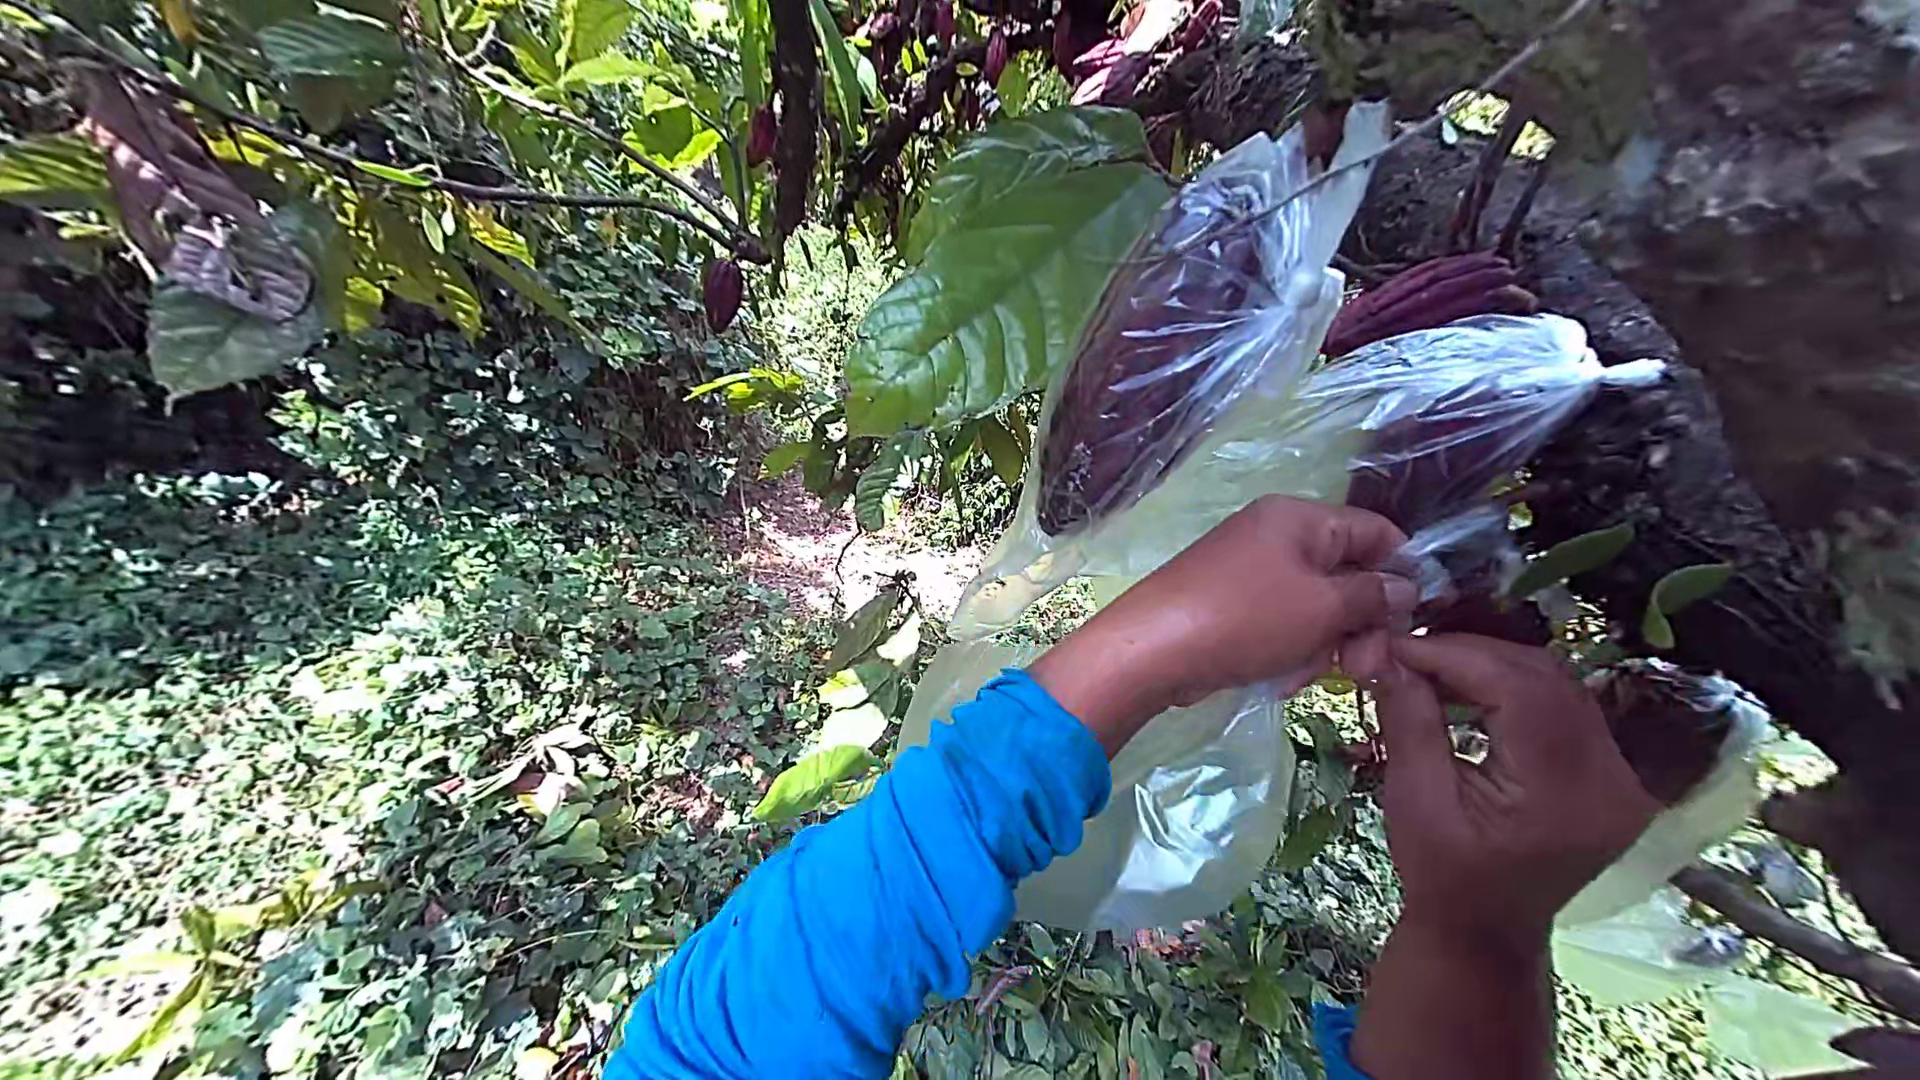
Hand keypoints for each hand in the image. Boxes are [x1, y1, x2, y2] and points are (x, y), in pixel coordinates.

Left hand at [1029, 495, 1413, 755]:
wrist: (1153, 649)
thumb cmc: (1245, 617)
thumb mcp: (1322, 605)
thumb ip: (1373, 595)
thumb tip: (1404, 586)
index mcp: (1296, 518)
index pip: (1375, 532)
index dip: (1402, 573)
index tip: (1414, 621)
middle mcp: (1271, 536)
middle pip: (1345, 575)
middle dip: (1360, 625)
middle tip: (1363, 667)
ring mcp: (1247, 572)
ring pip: (1314, 608)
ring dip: (1321, 645)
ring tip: (1301, 672)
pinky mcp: (1230, 605)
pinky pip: (1279, 624)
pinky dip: (1287, 651)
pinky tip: (1277, 677)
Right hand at [1349, 635, 1659, 1079]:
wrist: (1483, 927)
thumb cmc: (1441, 868)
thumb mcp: (1414, 795)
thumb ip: (1409, 721)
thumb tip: (1386, 655)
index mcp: (1567, 792)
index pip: (1520, 690)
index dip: (1453, 655)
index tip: (1392, 646)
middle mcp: (1612, 778)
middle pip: (1544, 677)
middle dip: (1466, 652)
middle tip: (1402, 651)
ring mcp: (1617, 775)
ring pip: (1553, 683)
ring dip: (1485, 664)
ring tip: (1424, 665)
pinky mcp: (1603, 772)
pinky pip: (1557, 704)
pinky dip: (1504, 684)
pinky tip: (1460, 688)